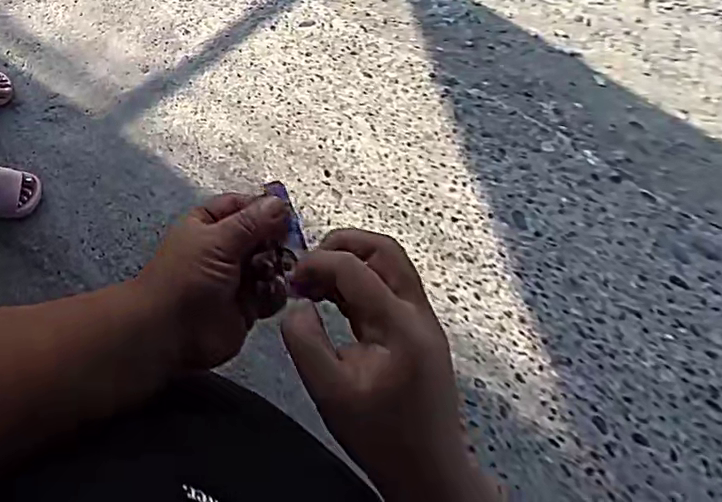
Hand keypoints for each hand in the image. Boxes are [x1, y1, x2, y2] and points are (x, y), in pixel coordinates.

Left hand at [131, 193, 293, 371]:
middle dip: (275, 240)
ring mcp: (236, 277)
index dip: (264, 208)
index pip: (242, 206)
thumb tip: (278, 202)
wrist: (169, 333)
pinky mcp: (247, 306)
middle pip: (260, 234)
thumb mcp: (217, 241)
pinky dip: (275, 292)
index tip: (288, 214)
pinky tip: (270, 292)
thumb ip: (251, 223)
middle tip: (287, 247)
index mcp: (208, 223)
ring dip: (277, 267)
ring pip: (270, 263)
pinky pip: (271, 292)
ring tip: (272, 273)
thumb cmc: (186, 278)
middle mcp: (223, 247)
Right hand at [281, 231, 497, 501]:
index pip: (354, 267)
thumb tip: (297, 303)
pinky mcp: (418, 328)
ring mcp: (422, 320)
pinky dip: (358, 278)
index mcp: (400, 327)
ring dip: (349, 259)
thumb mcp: (327, 391)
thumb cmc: (380, 437)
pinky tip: (333, 299)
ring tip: (317, 282)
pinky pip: (388, 283)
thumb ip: (304, 339)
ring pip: (388, 261)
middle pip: (382, 249)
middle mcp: (418, 314)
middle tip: (309, 265)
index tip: (292, 280)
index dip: (316, 263)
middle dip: (340, 245)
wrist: (429, 476)